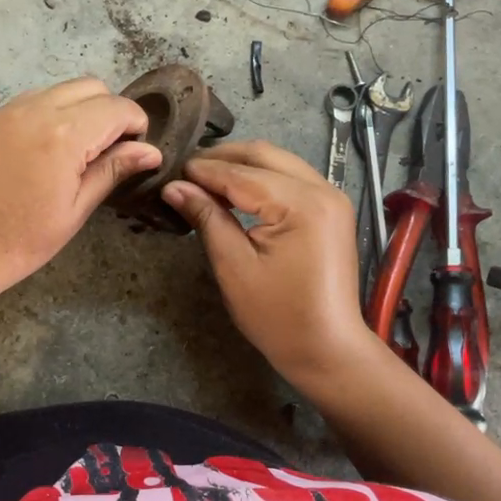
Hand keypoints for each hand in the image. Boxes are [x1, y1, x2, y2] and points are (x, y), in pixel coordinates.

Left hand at [0, 78, 161, 302]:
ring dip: (80, 110)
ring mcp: (8, 112)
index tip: (139, 152)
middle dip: (109, 112)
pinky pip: (33, 101)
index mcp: (63, 134)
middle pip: (91, 88)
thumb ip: (111, 172)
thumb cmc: (17, 243)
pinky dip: (52, 113)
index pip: (116, 108)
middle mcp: (36, 110)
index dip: (136, 125)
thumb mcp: (73, 212)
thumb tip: (150, 151)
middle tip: (110, 153)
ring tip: (79, 154)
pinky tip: (49, 151)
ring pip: (61, 90)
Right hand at [162, 141, 381, 380]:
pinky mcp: (330, 209)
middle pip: (264, 154)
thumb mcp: (234, 266)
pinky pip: (290, 178)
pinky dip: (260, 178)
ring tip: (203, 180)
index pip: (241, 173)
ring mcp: (331, 197)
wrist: (326, 346)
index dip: (202, 171)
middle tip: (183, 171)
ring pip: (278, 162)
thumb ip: (207, 218)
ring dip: (241, 165)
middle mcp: (322, 189)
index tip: (169, 172)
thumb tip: (174, 188)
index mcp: (301, 203)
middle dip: (221, 158)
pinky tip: (234, 192)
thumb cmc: (277, 314)